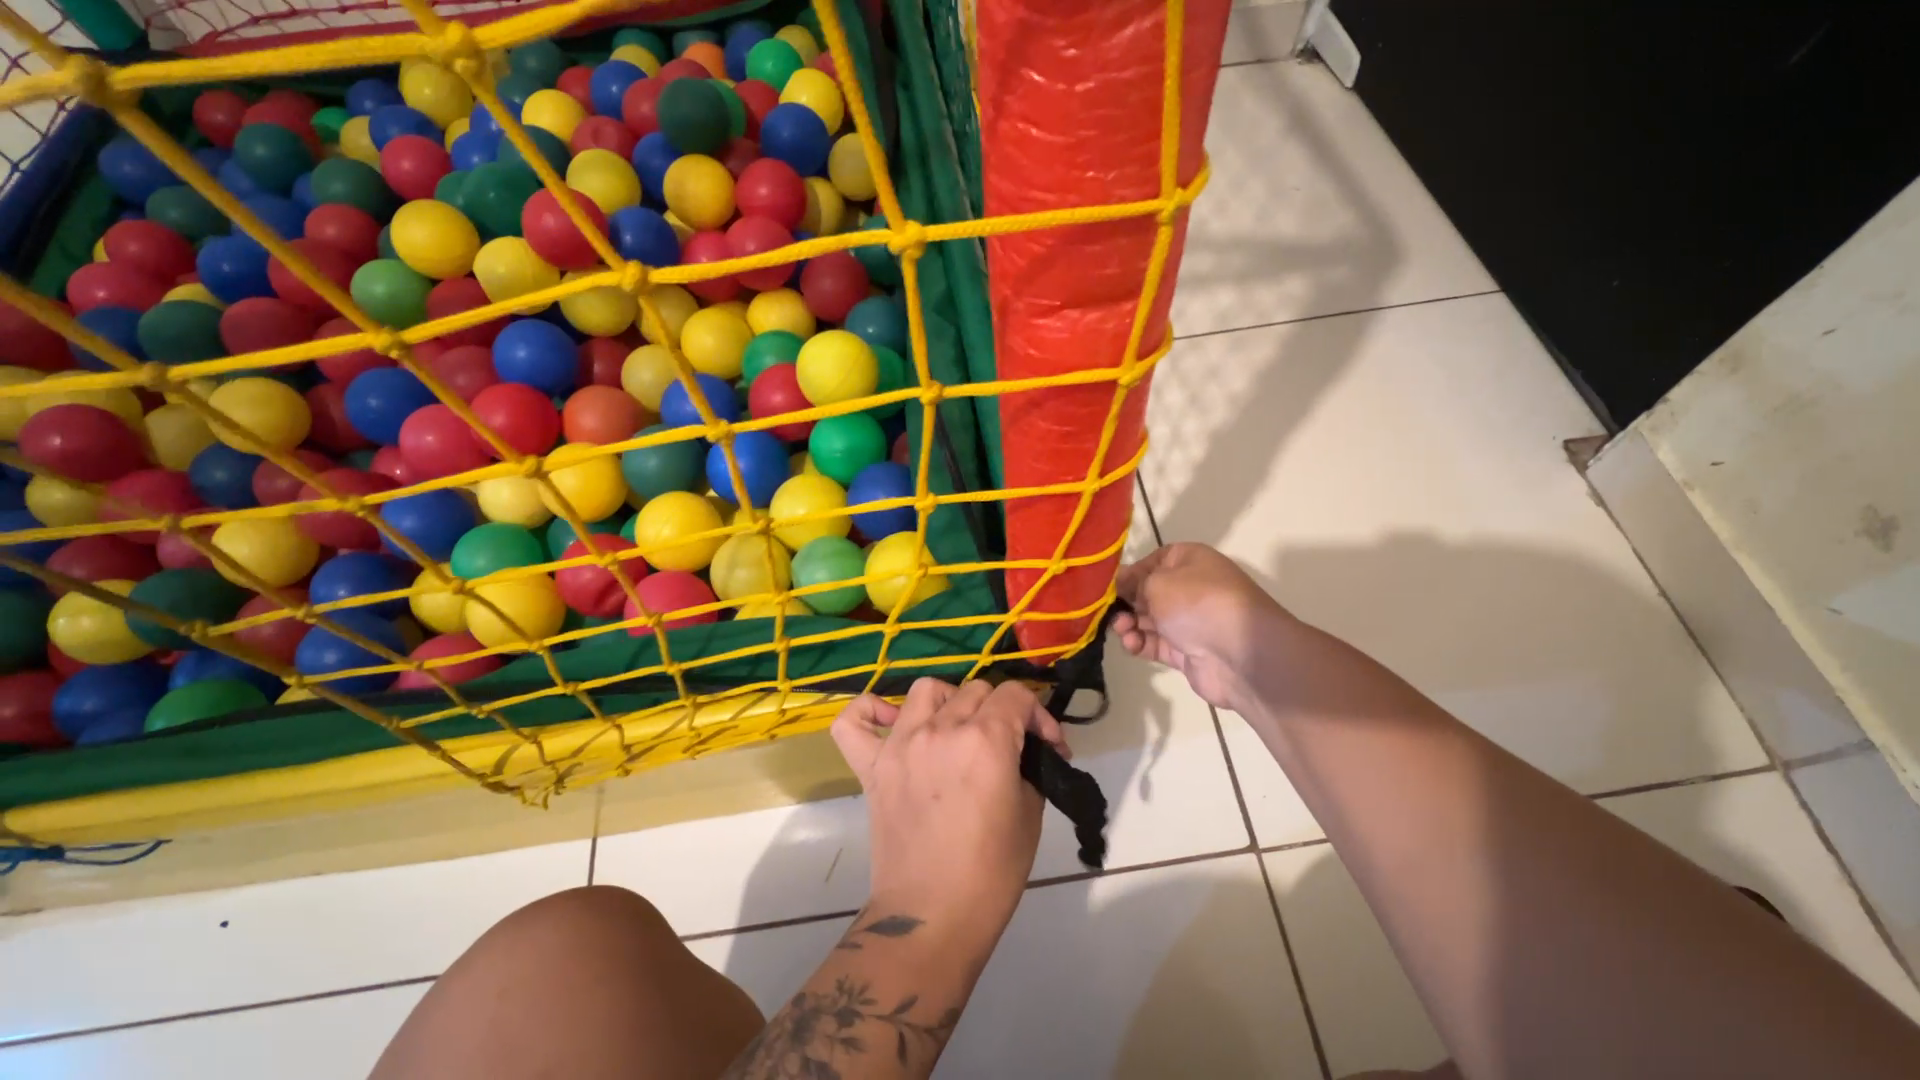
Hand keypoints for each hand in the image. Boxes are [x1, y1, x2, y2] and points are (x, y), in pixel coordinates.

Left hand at [831, 678, 1067, 942]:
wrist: (933, 914)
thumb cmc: (992, 872)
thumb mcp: (1030, 813)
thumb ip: (1026, 767)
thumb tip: (1024, 751)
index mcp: (986, 740)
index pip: (1016, 696)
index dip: (1040, 716)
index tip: (1048, 747)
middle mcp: (940, 729)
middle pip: (976, 690)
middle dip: (1003, 712)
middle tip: (1011, 748)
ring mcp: (900, 745)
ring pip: (926, 690)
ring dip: (950, 701)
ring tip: (957, 730)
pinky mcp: (871, 766)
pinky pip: (854, 721)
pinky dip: (869, 711)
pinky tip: (889, 723)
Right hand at [1114, 542, 1289, 712]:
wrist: (1240, 653)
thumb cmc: (1197, 603)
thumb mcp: (1158, 581)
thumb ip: (1134, 582)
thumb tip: (1121, 585)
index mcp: (1189, 561)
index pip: (1152, 561)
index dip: (1129, 573)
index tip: (1107, 587)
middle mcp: (1190, 588)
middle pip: (1147, 592)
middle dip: (1125, 602)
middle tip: (1109, 612)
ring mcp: (1189, 621)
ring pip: (1148, 620)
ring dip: (1129, 624)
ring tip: (1123, 630)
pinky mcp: (1186, 650)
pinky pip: (1155, 644)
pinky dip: (1140, 644)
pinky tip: (1132, 645)